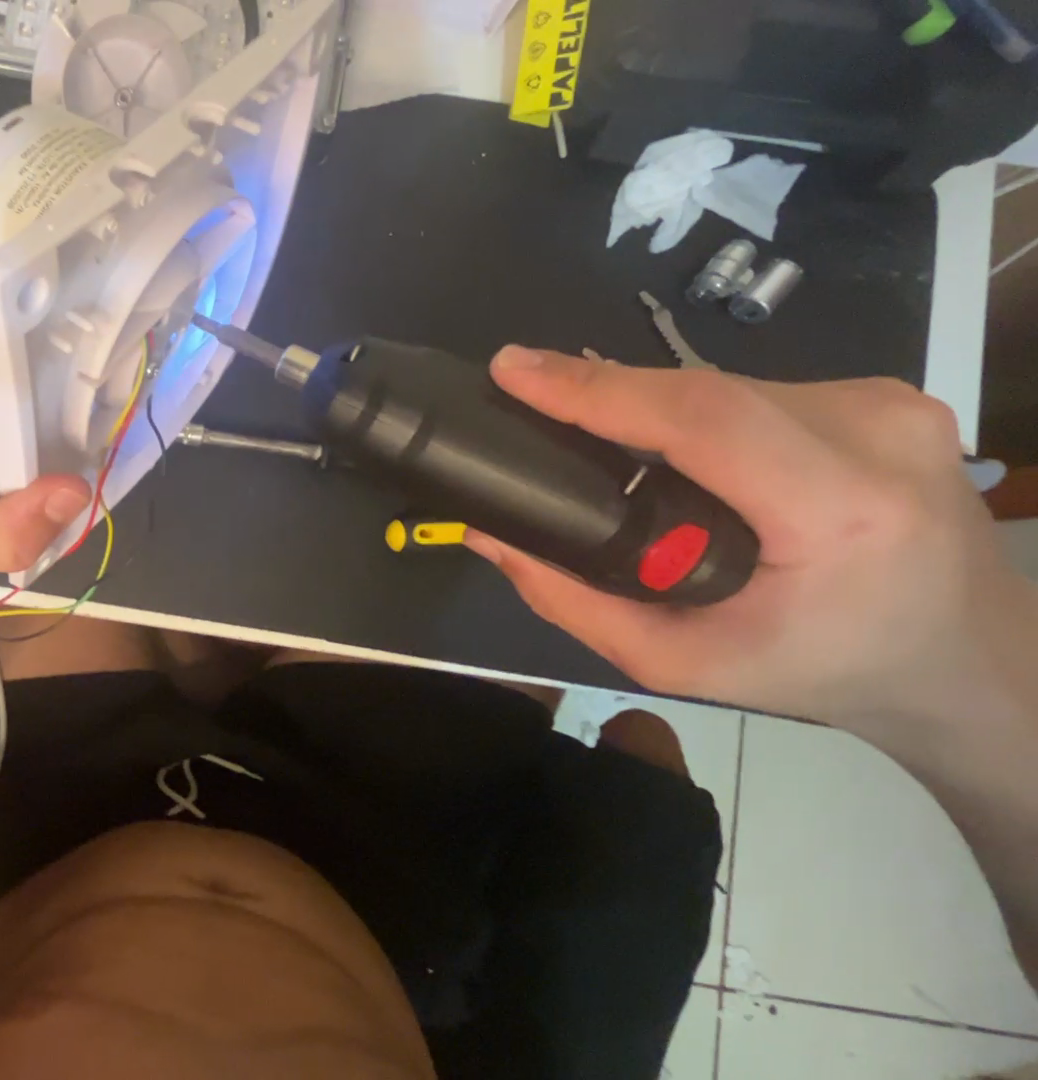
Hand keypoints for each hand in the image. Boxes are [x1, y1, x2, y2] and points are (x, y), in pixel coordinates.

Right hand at [465, 347, 1035, 730]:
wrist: (967, 658)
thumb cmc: (819, 668)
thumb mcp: (675, 661)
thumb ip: (572, 601)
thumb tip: (492, 536)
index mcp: (839, 510)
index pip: (701, 419)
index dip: (598, 389)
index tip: (513, 368)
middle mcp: (877, 434)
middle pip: (704, 393)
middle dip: (604, 393)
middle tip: (527, 398)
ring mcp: (890, 405)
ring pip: (724, 386)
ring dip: (650, 408)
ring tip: (599, 441)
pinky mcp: (885, 396)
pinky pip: (753, 391)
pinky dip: (694, 415)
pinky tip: (673, 449)